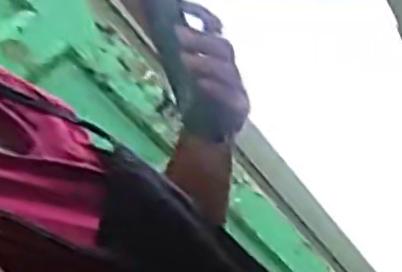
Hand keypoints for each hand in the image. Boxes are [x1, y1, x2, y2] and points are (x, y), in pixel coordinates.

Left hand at [174, 4, 247, 140]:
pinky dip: (217, 89)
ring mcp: (238, 89)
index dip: (204, 17)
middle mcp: (231, 69)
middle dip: (202, 40)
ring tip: (185, 61)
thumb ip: (178, 47)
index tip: (184, 10)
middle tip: (178, 35)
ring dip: (206, 63)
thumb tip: (160, 20)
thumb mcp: (180, 66)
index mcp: (216, 54)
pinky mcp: (241, 109)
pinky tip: (201, 84)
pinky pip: (233, 97)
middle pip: (224, 48)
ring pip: (229, 70)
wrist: (204, 130)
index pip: (215, 30)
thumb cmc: (192, 95)